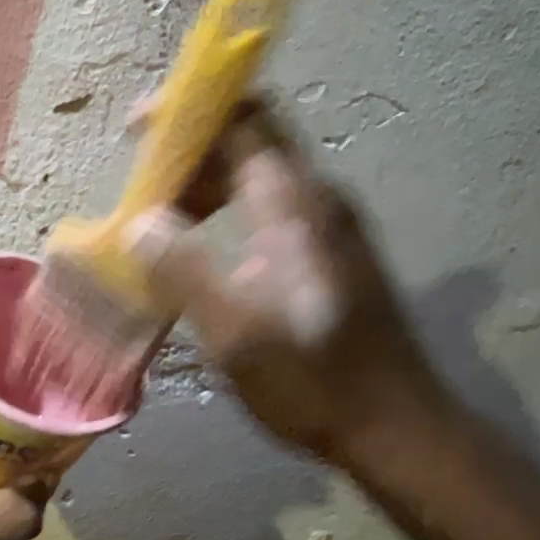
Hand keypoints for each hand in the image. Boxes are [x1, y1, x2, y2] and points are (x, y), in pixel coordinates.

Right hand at [126, 96, 448, 461]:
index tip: (140, 129)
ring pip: (257, 171)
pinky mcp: (330, 248)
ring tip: (161, 221)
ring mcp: (328, 222)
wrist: (399, 429)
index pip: (244, 116)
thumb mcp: (234, 332)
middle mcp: (316, 197)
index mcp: (292, 203)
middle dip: (190, 149)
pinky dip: (227, 206)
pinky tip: (202, 249)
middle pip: (249, 137)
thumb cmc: (314, 380)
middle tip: (143, 186)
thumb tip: (140, 221)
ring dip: (206, 182)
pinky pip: (269, 202)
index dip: (190, 109)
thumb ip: (183, 269)